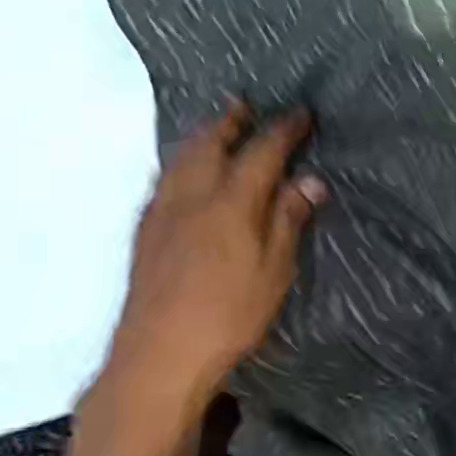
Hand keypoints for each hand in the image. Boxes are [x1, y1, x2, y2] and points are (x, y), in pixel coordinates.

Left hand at [104, 99, 326, 409]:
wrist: (162, 351)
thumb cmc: (232, 313)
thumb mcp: (276, 269)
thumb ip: (288, 220)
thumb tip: (309, 181)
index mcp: (230, 205)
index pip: (260, 154)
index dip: (282, 131)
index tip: (301, 113)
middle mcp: (191, 197)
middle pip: (209, 145)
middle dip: (230, 122)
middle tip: (246, 104)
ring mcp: (161, 212)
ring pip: (180, 159)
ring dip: (201, 136)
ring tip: (216, 126)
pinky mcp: (146, 231)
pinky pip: (164, 178)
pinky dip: (181, 161)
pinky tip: (185, 171)